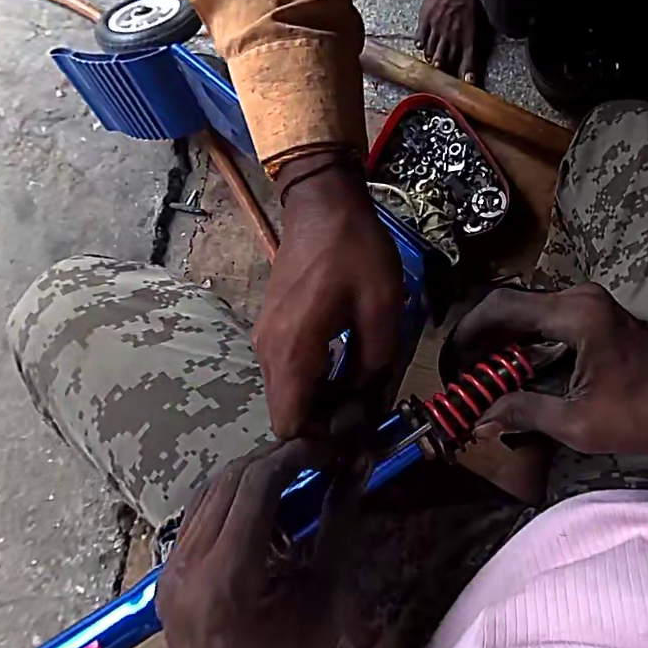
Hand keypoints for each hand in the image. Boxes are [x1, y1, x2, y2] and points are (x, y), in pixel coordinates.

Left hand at [159, 440, 360, 647]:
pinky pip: (199, 514)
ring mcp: (170, 571)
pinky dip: (232, 497)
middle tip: (317, 458)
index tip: (330, 450)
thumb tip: (358, 468)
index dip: (297, 454)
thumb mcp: (324, 594)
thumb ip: (338, 522)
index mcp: (227, 575)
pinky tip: (263, 508)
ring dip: (254, 474)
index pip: (257, 482)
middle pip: (231, 477)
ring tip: (295, 478)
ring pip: (211, 489)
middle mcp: (188, 566)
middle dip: (277, 457)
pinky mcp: (167, 577)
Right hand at [256, 153, 403, 439]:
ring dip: (319, 399)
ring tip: (360, 388)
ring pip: (287, 390)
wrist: (322, 205)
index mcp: (293, 350)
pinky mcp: (271, 325)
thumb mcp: (382, 307)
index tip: (353, 438)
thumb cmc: (355, 252)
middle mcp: (269, 350)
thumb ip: (374, 362)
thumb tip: (366, 396)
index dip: (319, 442)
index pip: (290, 423)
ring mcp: (265, 336)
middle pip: (287, 410)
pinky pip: (288, 368)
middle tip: (364, 412)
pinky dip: (313, 378)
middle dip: (323, 421)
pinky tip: (345, 364)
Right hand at [446, 284, 647, 456]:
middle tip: (459, 372)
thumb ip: (523, 412)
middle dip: (478, 336)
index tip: (451, 364)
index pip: (502, 307)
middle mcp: (579, 297)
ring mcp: (588, 301)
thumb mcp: (579, 423)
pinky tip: (507, 365)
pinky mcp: (592, 311)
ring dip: (497, 337)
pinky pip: (542, 316)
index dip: (468, 334)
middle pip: (509, 303)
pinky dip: (519, 338)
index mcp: (577, 315)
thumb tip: (480, 420)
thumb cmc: (644, 417)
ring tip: (477, 373)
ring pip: (523, 308)